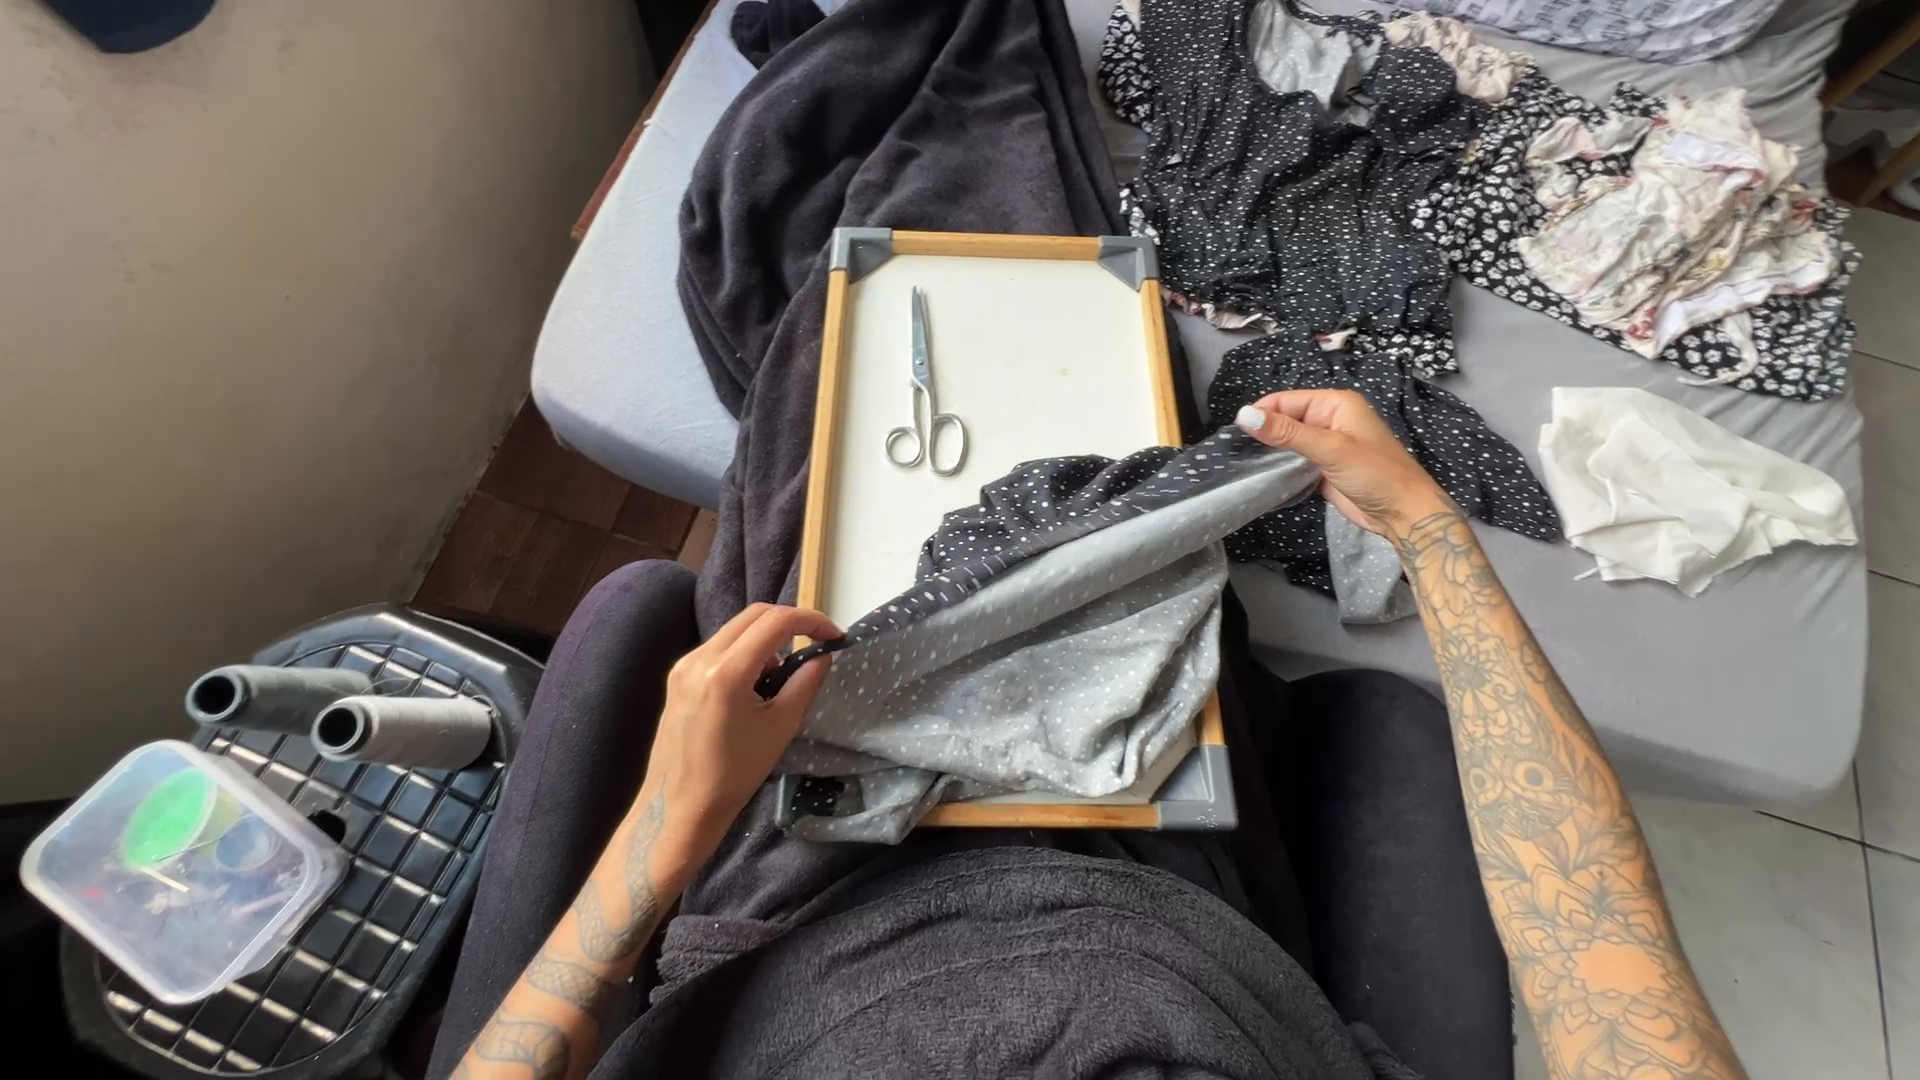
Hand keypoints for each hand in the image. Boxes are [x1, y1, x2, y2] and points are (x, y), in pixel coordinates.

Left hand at [644, 603, 838, 862]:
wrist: (679, 809)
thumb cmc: (734, 773)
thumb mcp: (782, 726)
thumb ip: (806, 682)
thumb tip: (822, 654)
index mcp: (727, 672)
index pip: (776, 622)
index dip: (811, 621)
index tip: (834, 636)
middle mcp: (700, 658)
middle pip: (754, 614)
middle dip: (790, 621)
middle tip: (815, 642)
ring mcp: (684, 665)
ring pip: (736, 628)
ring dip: (767, 638)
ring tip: (782, 675)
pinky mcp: (678, 676)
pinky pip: (720, 646)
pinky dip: (746, 652)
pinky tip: (755, 685)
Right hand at [1234, 389, 1453, 537]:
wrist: (1403, 513)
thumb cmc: (1374, 474)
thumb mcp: (1329, 449)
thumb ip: (1286, 433)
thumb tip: (1243, 416)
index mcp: (1335, 404)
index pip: (1286, 400)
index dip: (1261, 413)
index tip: (1234, 434)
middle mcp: (1328, 419)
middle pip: (1284, 419)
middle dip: (1263, 432)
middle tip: (1236, 451)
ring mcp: (1325, 444)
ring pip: (1286, 440)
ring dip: (1268, 450)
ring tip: (1243, 462)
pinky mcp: (1321, 466)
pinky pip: (1292, 459)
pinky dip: (1278, 465)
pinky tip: (1262, 473)